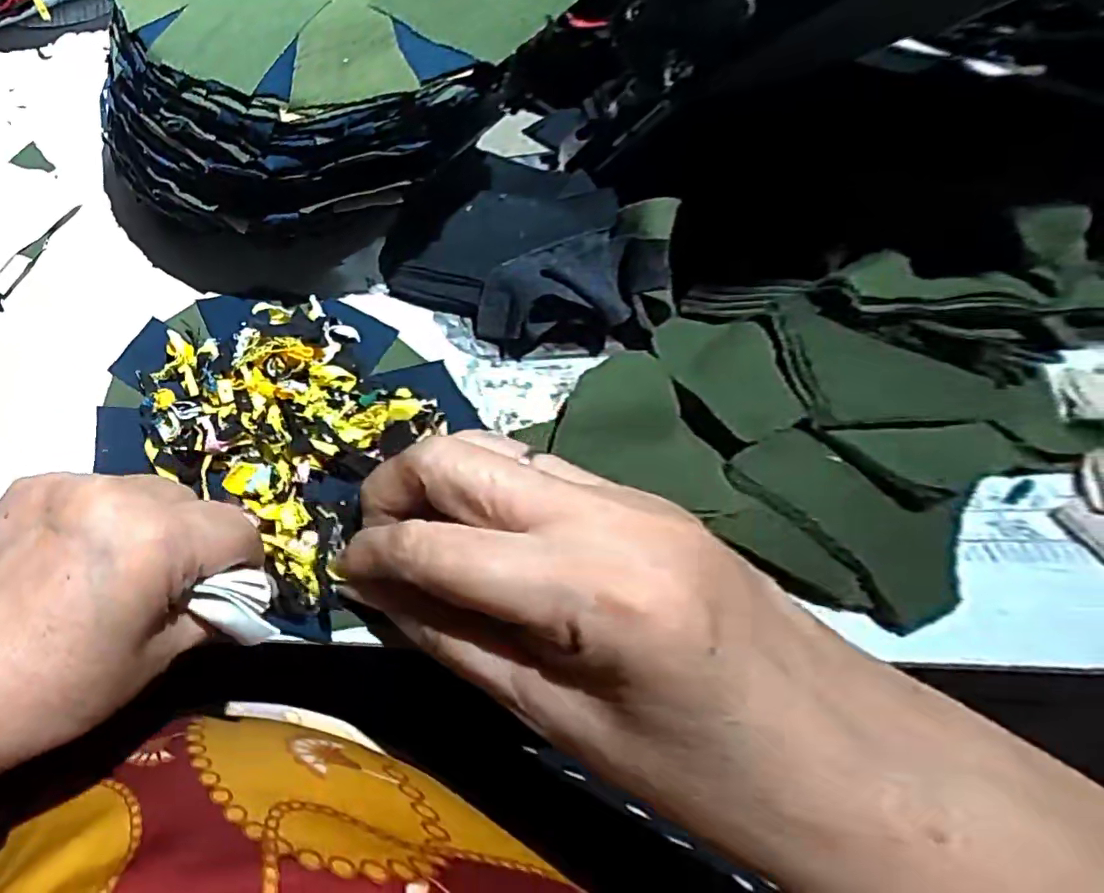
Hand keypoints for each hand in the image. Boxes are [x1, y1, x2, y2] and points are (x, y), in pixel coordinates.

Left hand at [0, 473, 259, 790]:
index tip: (221, 598)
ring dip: (149, 524)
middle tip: (165, 589)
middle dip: (194, 543)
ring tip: (115, 570)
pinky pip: (94, 490)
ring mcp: (68, 479)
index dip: (241, 568)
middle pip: (190, 502)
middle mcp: (113, 490)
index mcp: (151, 537)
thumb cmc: (57, 690)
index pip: (237, 528)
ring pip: (143, 490)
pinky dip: (102, 517)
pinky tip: (73, 556)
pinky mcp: (32, 480)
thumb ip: (206, 618)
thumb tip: (236, 602)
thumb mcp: (151, 664)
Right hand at [337, 431, 1103, 891]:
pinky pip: (532, 464)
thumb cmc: (709, 779)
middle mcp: (606, 514)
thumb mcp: (558, 723)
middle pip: (449, 455)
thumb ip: (452, 642)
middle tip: (375, 543)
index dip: (370, 554)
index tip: (345, 573)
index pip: (432, 543)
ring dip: (434, 481)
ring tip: (420, 534)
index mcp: (590, 589)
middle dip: (388, 491)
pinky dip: (483, 487)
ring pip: (487, 443)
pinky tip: (484, 536)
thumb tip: (378, 593)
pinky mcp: (642, 495)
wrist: (878, 776)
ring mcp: (630, 493)